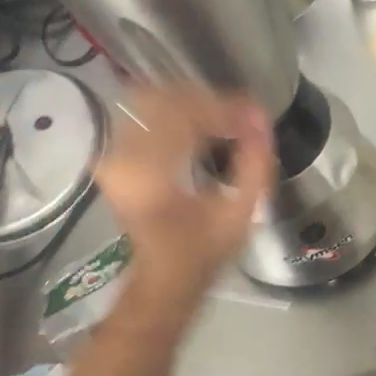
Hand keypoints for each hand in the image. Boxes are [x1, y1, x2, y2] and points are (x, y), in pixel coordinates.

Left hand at [94, 86, 273, 311]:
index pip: (184, 116)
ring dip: (192, 103)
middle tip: (240, 115)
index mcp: (150, 174)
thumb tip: (261, 122)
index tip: (254, 114)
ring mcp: (113, 154)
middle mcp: (123, 157)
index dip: (223, 108)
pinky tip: (202, 125)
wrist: (164, 276)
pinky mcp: (115, 154)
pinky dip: (177, 113)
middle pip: (164, 99)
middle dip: (207, 101)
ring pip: (152, 101)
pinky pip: (145, 115)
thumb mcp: (239, 216)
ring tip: (223, 118)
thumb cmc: (203, 252)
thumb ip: (255, 167)